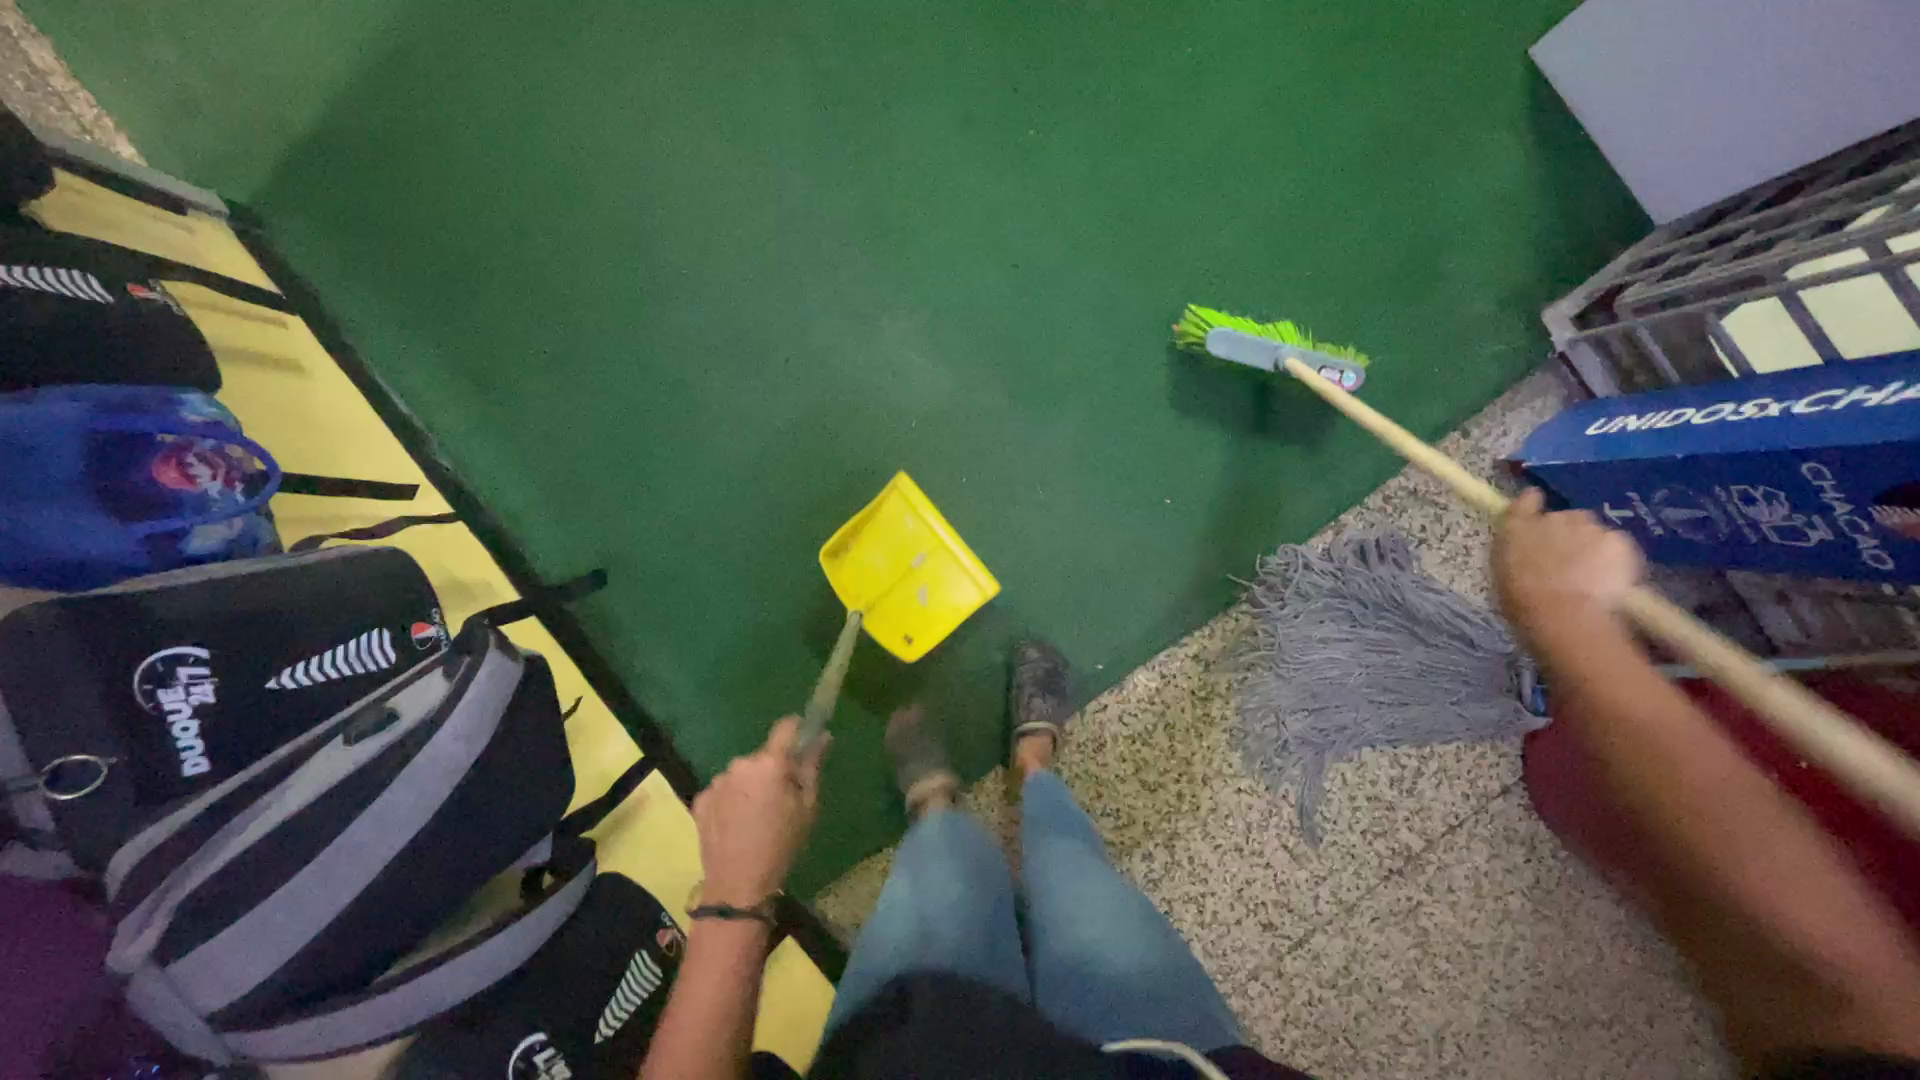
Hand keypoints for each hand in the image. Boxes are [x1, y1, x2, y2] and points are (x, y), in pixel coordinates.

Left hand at [692, 717, 825, 907]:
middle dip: (772, 769)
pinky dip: (731, 800)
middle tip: (781, 798)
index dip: (797, 730)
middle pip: (762, 756)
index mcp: (769, 763)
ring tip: (755, 815)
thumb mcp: (807, 807)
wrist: (738, 885)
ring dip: (750, 785)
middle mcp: (739, 765)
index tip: (803, 742)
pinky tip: (735, 824)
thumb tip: (823, 736)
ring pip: (741, 774)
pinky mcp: (699, 800)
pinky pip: (723, 791)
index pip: (785, 727)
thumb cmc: (782, 844)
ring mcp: (716, 782)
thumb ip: (813, 766)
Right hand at [1494, 487, 1643, 648]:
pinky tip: (1606, 576)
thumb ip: (1513, 548)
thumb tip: (1521, 540)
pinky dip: (1612, 556)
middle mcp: (1555, 517)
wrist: (1563, 614)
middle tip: (1564, 558)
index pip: (1526, 501)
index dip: (1532, 504)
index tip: (1535, 507)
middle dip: (1566, 531)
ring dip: (1590, 544)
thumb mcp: (1502, 571)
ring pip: (1593, 531)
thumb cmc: (1521, 598)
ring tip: (1588, 572)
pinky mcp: (1619, 541)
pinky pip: (1616, 544)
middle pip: (1566, 517)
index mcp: (1518, 526)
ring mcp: (1590, 527)